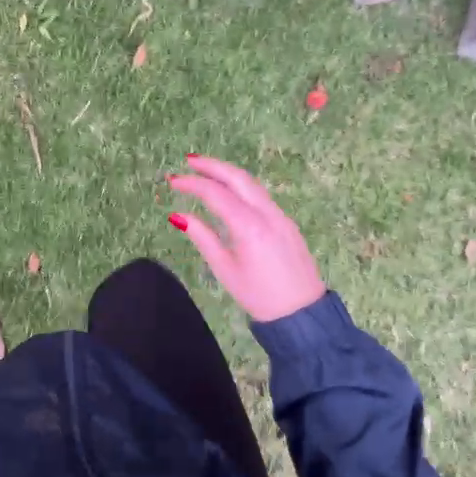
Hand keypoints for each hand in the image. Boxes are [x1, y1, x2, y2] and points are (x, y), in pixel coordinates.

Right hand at [168, 155, 325, 321]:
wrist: (303, 315)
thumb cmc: (259, 296)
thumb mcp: (225, 269)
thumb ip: (202, 238)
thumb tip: (178, 215)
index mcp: (249, 227)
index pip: (215, 194)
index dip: (192, 184)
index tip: (172, 180)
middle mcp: (267, 214)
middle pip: (238, 178)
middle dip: (212, 166)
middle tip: (189, 161)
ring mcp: (280, 216)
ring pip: (252, 184)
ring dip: (228, 173)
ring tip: (205, 170)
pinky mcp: (286, 223)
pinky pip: (261, 196)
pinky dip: (241, 186)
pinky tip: (230, 191)